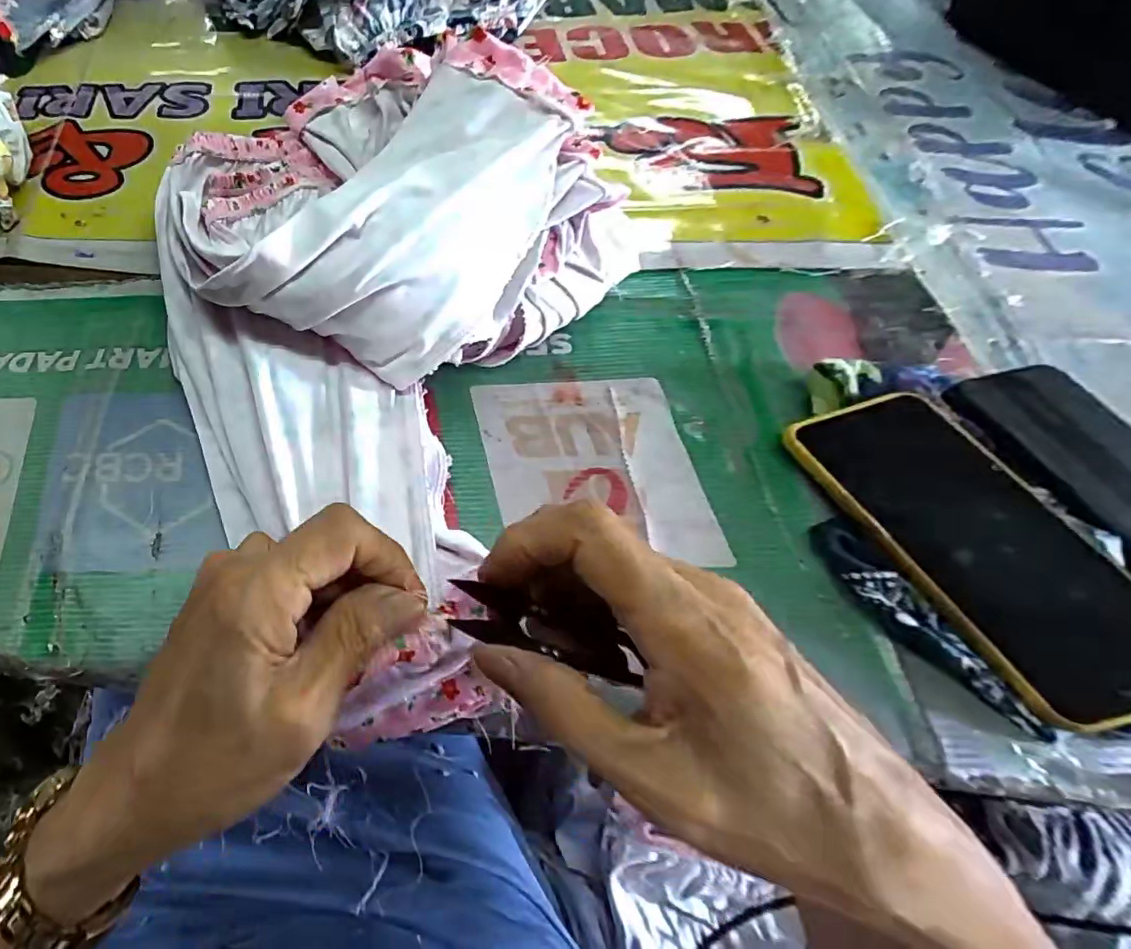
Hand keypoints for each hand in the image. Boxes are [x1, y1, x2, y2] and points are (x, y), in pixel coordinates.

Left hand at [22, 503, 427, 920]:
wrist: (143, 782)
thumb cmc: (225, 758)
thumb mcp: (304, 706)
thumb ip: (355, 636)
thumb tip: (408, 596)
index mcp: (256, 583)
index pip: (341, 529)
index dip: (388, 558)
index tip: (412, 611)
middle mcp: (234, 563)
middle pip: (321, 541)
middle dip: (366, 579)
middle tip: (386, 643)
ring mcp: (218, 578)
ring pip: (300, 560)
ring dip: (337, 593)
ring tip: (350, 655)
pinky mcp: (212, 598)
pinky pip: (273, 578)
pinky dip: (306, 601)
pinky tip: (311, 651)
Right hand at [469, 502, 1048, 948]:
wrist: (897, 852)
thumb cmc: (769, 815)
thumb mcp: (645, 774)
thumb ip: (557, 704)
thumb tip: (485, 653)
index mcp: (686, 622)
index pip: (587, 529)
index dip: (524, 541)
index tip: (492, 588)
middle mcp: (703, 592)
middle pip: (593, 535)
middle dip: (531, 564)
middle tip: (504, 619)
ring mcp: (719, 602)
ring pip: (614, 557)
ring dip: (559, 585)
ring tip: (540, 642)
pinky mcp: (726, 619)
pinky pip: (640, 583)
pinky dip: (593, 601)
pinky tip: (590, 652)